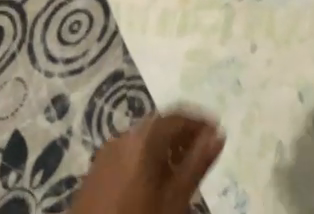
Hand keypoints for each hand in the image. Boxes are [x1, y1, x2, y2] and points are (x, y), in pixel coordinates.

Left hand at [70, 111, 224, 213]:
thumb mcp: (175, 197)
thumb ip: (198, 163)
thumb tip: (218, 135)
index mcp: (143, 138)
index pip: (178, 115)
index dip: (200, 122)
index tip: (216, 133)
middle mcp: (123, 137)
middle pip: (159, 125)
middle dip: (183, 135)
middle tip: (201, 152)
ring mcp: (105, 153)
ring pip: (143, 139)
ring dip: (165, 148)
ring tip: (180, 170)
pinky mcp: (95, 170)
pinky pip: (127, 152)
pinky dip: (146, 158)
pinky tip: (154, 181)